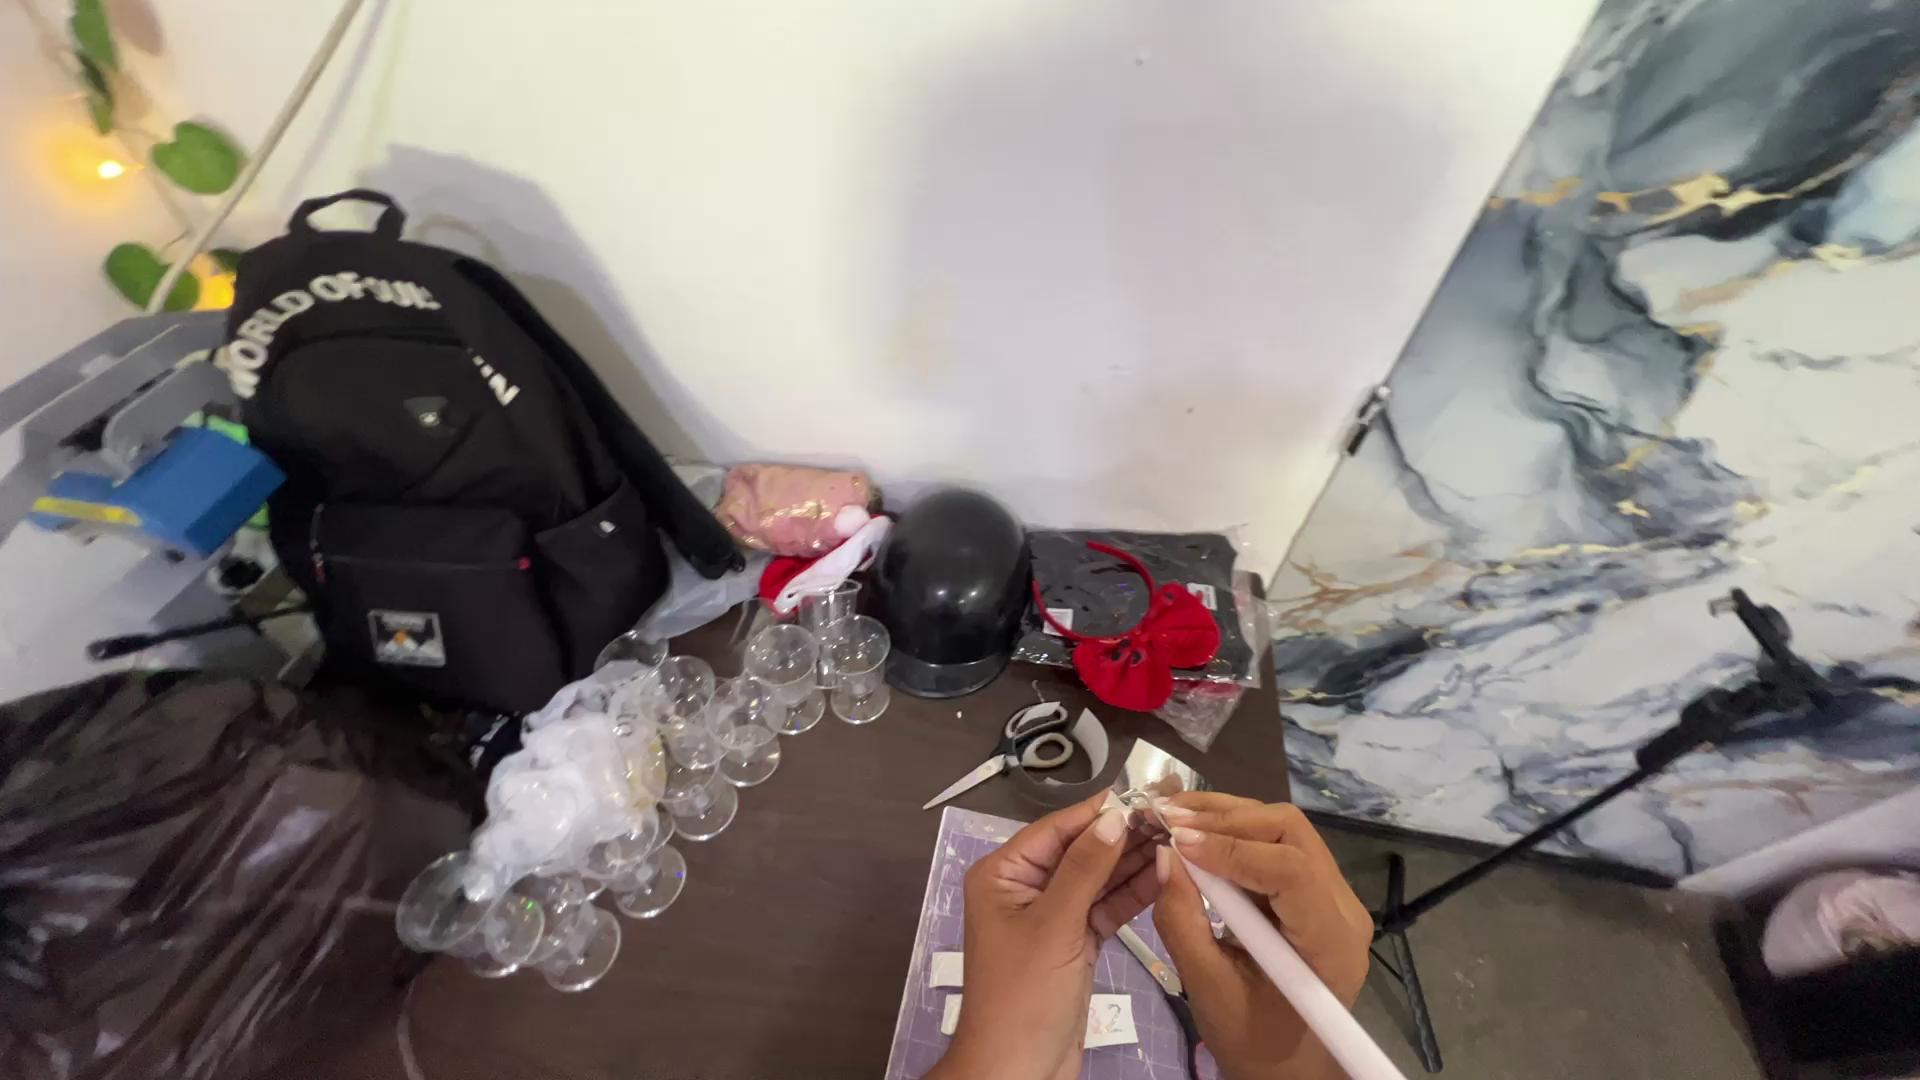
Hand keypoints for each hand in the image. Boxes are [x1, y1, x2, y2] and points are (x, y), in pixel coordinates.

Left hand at [928, 793, 1160, 1079]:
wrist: (1018, 1074)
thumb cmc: (1023, 994)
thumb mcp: (1053, 925)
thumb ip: (1084, 869)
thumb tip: (1113, 815)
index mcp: (1003, 873)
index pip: (1055, 829)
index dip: (1097, 811)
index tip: (1139, 793)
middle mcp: (1025, 887)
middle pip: (1078, 851)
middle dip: (1120, 835)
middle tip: (1167, 816)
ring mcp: (1051, 915)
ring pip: (1095, 879)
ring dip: (1130, 863)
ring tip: (1172, 840)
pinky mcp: (1073, 941)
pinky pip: (1103, 908)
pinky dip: (1129, 896)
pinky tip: (1161, 877)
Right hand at [1152, 793, 1372, 1079]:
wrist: (1286, 1062)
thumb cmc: (1252, 1038)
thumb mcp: (1207, 989)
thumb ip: (1183, 922)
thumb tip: (1165, 855)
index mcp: (1329, 945)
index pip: (1290, 870)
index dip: (1231, 849)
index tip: (1177, 842)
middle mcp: (1343, 907)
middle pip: (1288, 831)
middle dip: (1225, 818)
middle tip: (1170, 820)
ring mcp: (1332, 891)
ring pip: (1280, 824)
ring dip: (1224, 814)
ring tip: (1173, 814)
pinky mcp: (1312, 883)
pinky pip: (1274, 837)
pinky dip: (1230, 824)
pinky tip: (1194, 827)